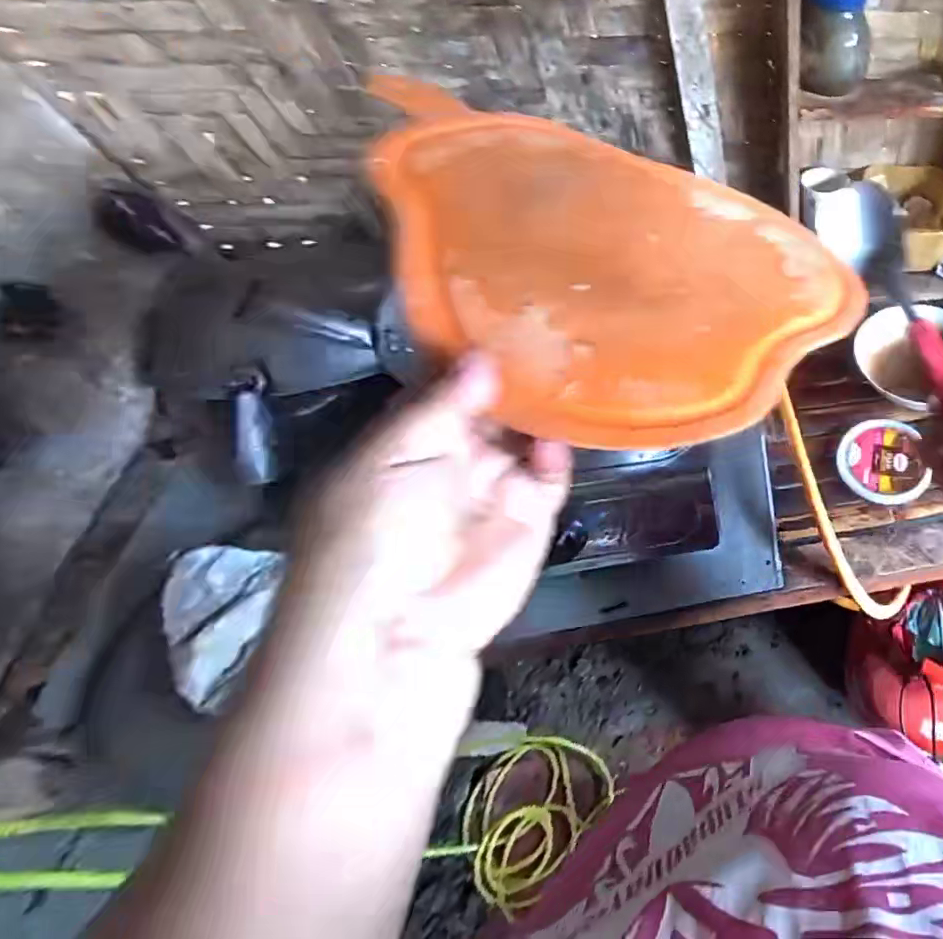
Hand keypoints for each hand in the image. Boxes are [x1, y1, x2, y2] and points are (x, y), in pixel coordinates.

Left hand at [266, 352, 571, 692]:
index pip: (444, 388)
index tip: (502, 316)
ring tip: (564, 371)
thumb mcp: (395, 454)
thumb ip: (445, 403)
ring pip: (526, 433)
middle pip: (492, 406)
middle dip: (515, 378)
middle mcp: (453, 457)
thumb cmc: (378, 531)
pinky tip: (556, 434)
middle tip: (546, 332)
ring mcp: (495, 485)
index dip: (469, 359)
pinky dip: (556, 451)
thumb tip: (482, 355)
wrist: (406, 626)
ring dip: (542, 409)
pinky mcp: (532, 512)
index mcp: (405, 439)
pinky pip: (551, 470)